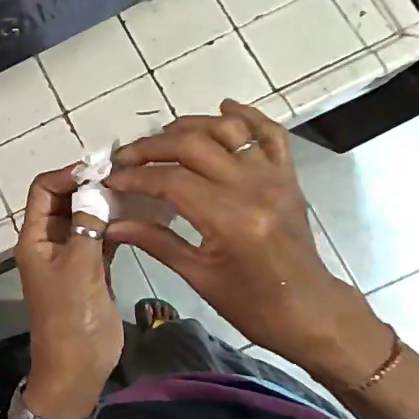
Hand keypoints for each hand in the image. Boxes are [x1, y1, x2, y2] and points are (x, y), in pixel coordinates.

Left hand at [14, 165, 124, 418]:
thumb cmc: (71, 315)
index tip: (99, 170)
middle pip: (64, 200)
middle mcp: (50, 242)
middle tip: (123, 174)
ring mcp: (72, 256)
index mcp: (35, 238)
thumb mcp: (78, 266)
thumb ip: (87, 225)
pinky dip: (115, 225)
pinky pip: (101, 237)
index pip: (43, 190)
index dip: (66, 175)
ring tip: (133, 189)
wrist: (77, 366)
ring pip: (85, 218)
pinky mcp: (93, 270)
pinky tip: (137, 214)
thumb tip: (98, 189)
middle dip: (88, 185)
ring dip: (103, 204)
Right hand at [104, 101, 393, 390]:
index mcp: (230, 219)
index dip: (135, 177)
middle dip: (152, 146)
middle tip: (126, 157)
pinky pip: (269, 133)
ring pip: (227, 129)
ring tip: (162, 138)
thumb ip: (155, 242)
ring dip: (190, 126)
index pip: (171, 181)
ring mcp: (274, 177)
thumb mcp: (198, 276)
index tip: (111, 179)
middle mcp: (254, 188)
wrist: (307, 309)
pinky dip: (246, 116)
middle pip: (193, 145)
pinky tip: (223, 109)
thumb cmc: (251, 304)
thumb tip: (112, 224)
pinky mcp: (288, 175)